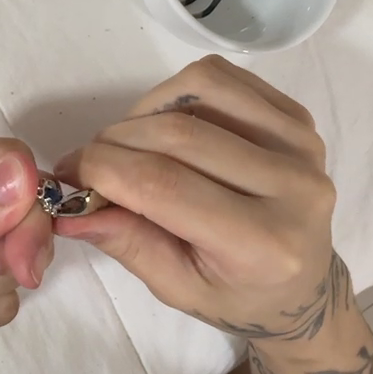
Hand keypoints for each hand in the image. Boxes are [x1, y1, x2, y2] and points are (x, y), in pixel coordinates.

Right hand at [53, 57, 348, 351]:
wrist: (304, 284)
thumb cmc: (236, 295)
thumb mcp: (176, 288)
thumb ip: (126, 243)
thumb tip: (68, 211)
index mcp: (263, 244)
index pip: (163, 186)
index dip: (102, 169)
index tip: (68, 173)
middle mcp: (294, 187)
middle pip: (177, 134)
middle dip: (114, 141)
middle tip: (89, 161)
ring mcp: (301, 144)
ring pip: (199, 88)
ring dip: (144, 110)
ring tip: (131, 142)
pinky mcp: (298, 117)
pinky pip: (221, 78)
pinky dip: (177, 91)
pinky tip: (167, 124)